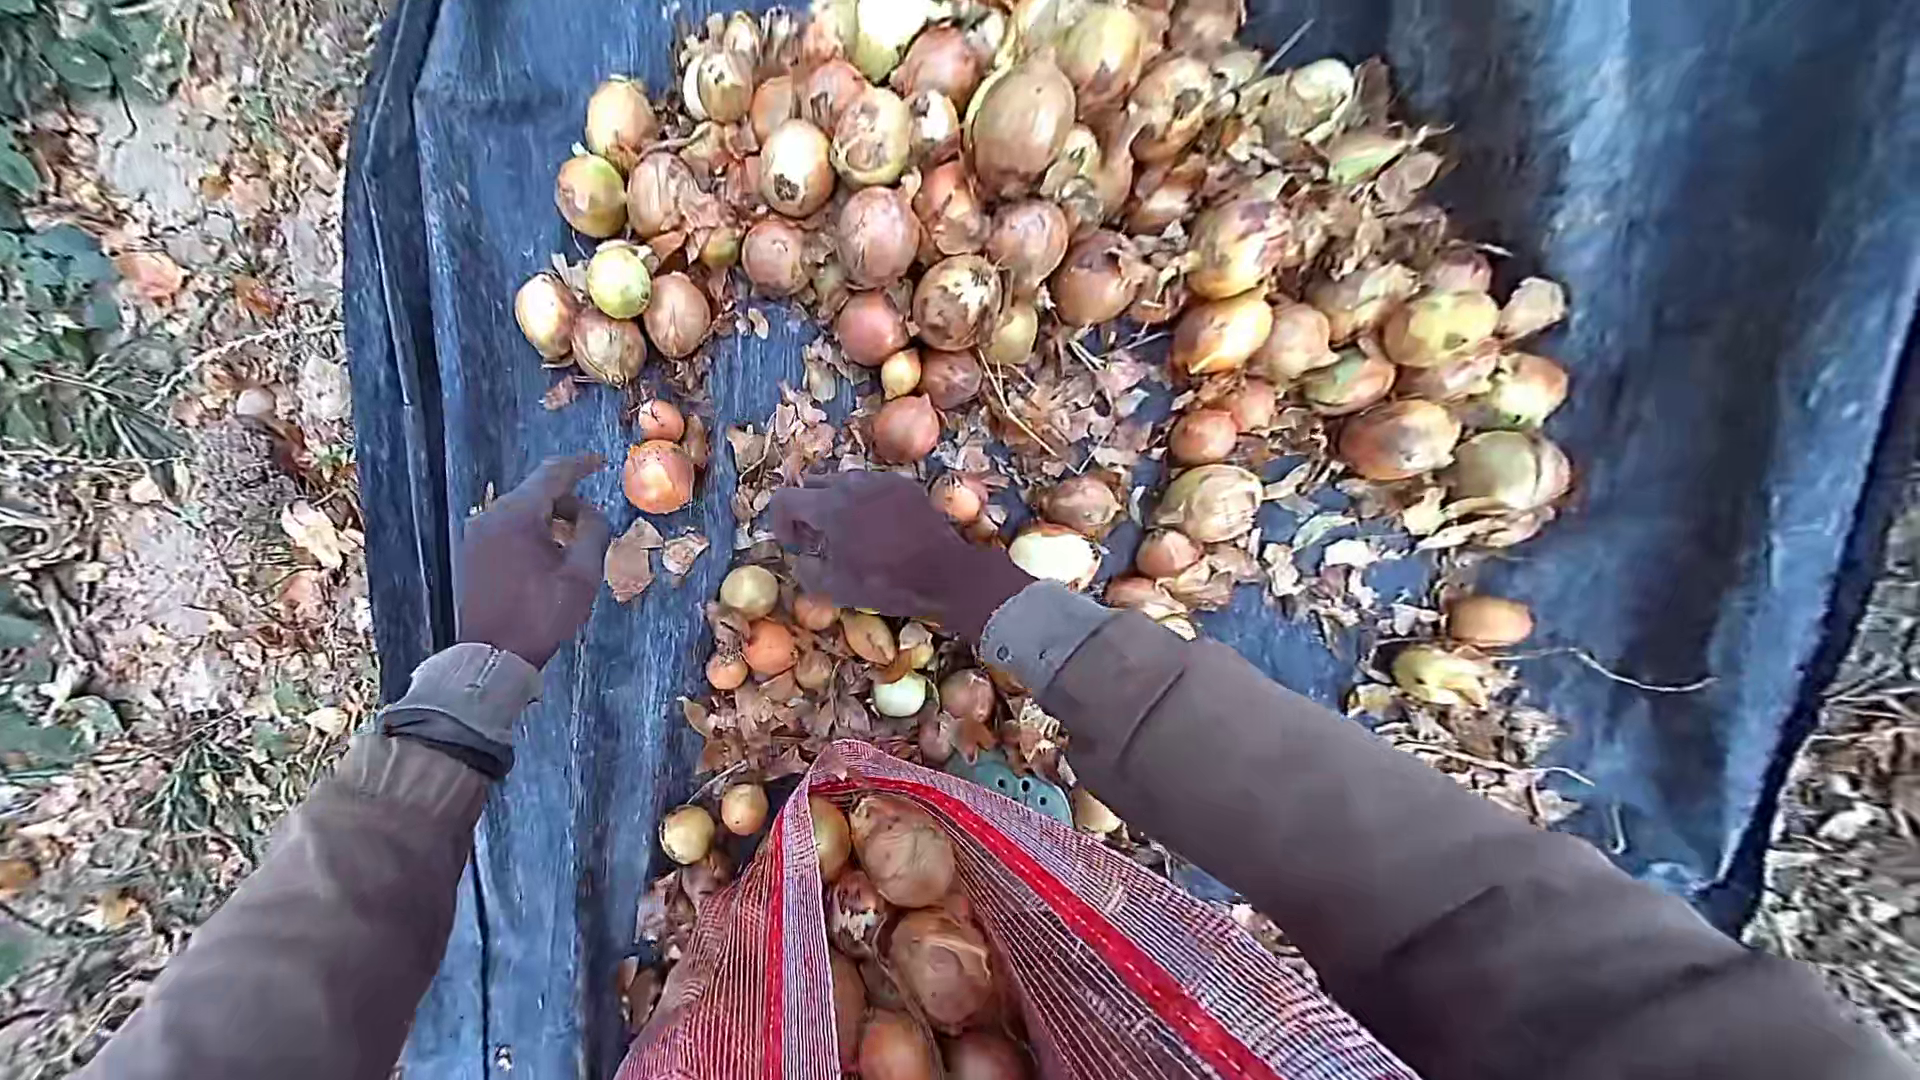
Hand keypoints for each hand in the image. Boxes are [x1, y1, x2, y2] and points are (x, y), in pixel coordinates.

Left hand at [456, 454, 612, 666]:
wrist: (492, 656)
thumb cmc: (542, 614)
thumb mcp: (582, 574)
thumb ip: (593, 533)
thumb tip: (592, 514)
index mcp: (515, 518)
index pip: (552, 475)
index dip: (580, 465)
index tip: (601, 461)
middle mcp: (489, 518)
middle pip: (537, 492)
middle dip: (570, 501)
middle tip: (596, 526)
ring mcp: (477, 535)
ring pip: (524, 510)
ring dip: (554, 519)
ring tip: (577, 545)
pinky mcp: (474, 552)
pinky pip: (510, 527)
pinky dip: (536, 530)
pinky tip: (553, 555)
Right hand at [770, 471, 1030, 640]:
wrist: (946, 573)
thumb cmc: (888, 583)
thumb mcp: (837, 589)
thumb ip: (807, 571)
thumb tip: (801, 559)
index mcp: (830, 506)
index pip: (785, 498)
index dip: (780, 522)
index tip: (793, 545)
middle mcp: (853, 483)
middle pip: (812, 483)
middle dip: (804, 509)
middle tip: (815, 538)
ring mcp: (882, 480)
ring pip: (843, 480)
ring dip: (833, 501)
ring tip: (845, 532)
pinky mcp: (905, 484)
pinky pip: (871, 484)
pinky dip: (862, 499)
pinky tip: (875, 526)